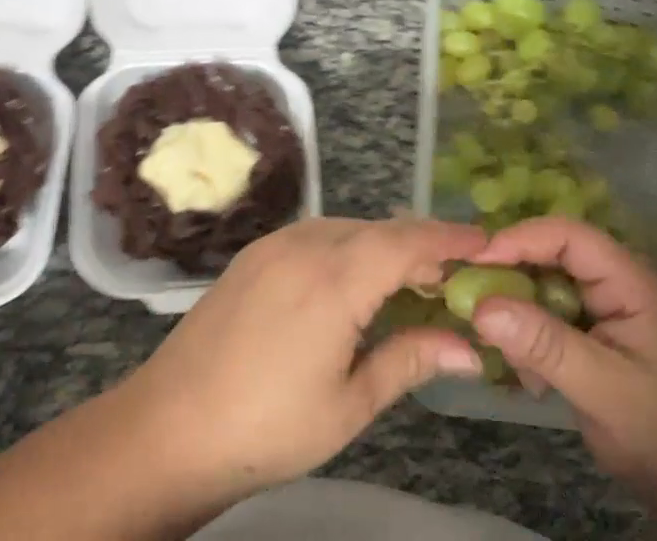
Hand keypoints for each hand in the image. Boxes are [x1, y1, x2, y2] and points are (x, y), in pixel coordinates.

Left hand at [120, 217, 487, 495]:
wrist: (167, 428)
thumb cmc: (266, 427)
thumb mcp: (349, 403)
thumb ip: (410, 361)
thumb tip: (471, 348)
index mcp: (333, 278)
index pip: (408, 241)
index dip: (451, 241)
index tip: (489, 247)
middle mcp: (303, 245)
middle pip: (378, 229)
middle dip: (422, 245)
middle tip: (458, 277)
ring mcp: (270, 246)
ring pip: (345, 228)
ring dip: (383, 246)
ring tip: (412, 282)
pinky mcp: (250, 257)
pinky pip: (314, 236)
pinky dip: (348, 249)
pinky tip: (356, 282)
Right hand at [468, 218, 656, 528]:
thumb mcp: (604, 388)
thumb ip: (545, 345)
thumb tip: (480, 306)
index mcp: (629, 283)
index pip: (568, 236)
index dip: (520, 239)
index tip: (473, 262)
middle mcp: (613, 289)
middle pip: (550, 257)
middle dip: (507, 273)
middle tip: (464, 296)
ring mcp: (601, 317)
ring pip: (543, 290)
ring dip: (514, 311)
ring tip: (489, 341)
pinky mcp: (590, 344)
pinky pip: (545, 323)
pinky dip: (525, 340)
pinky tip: (521, 375)